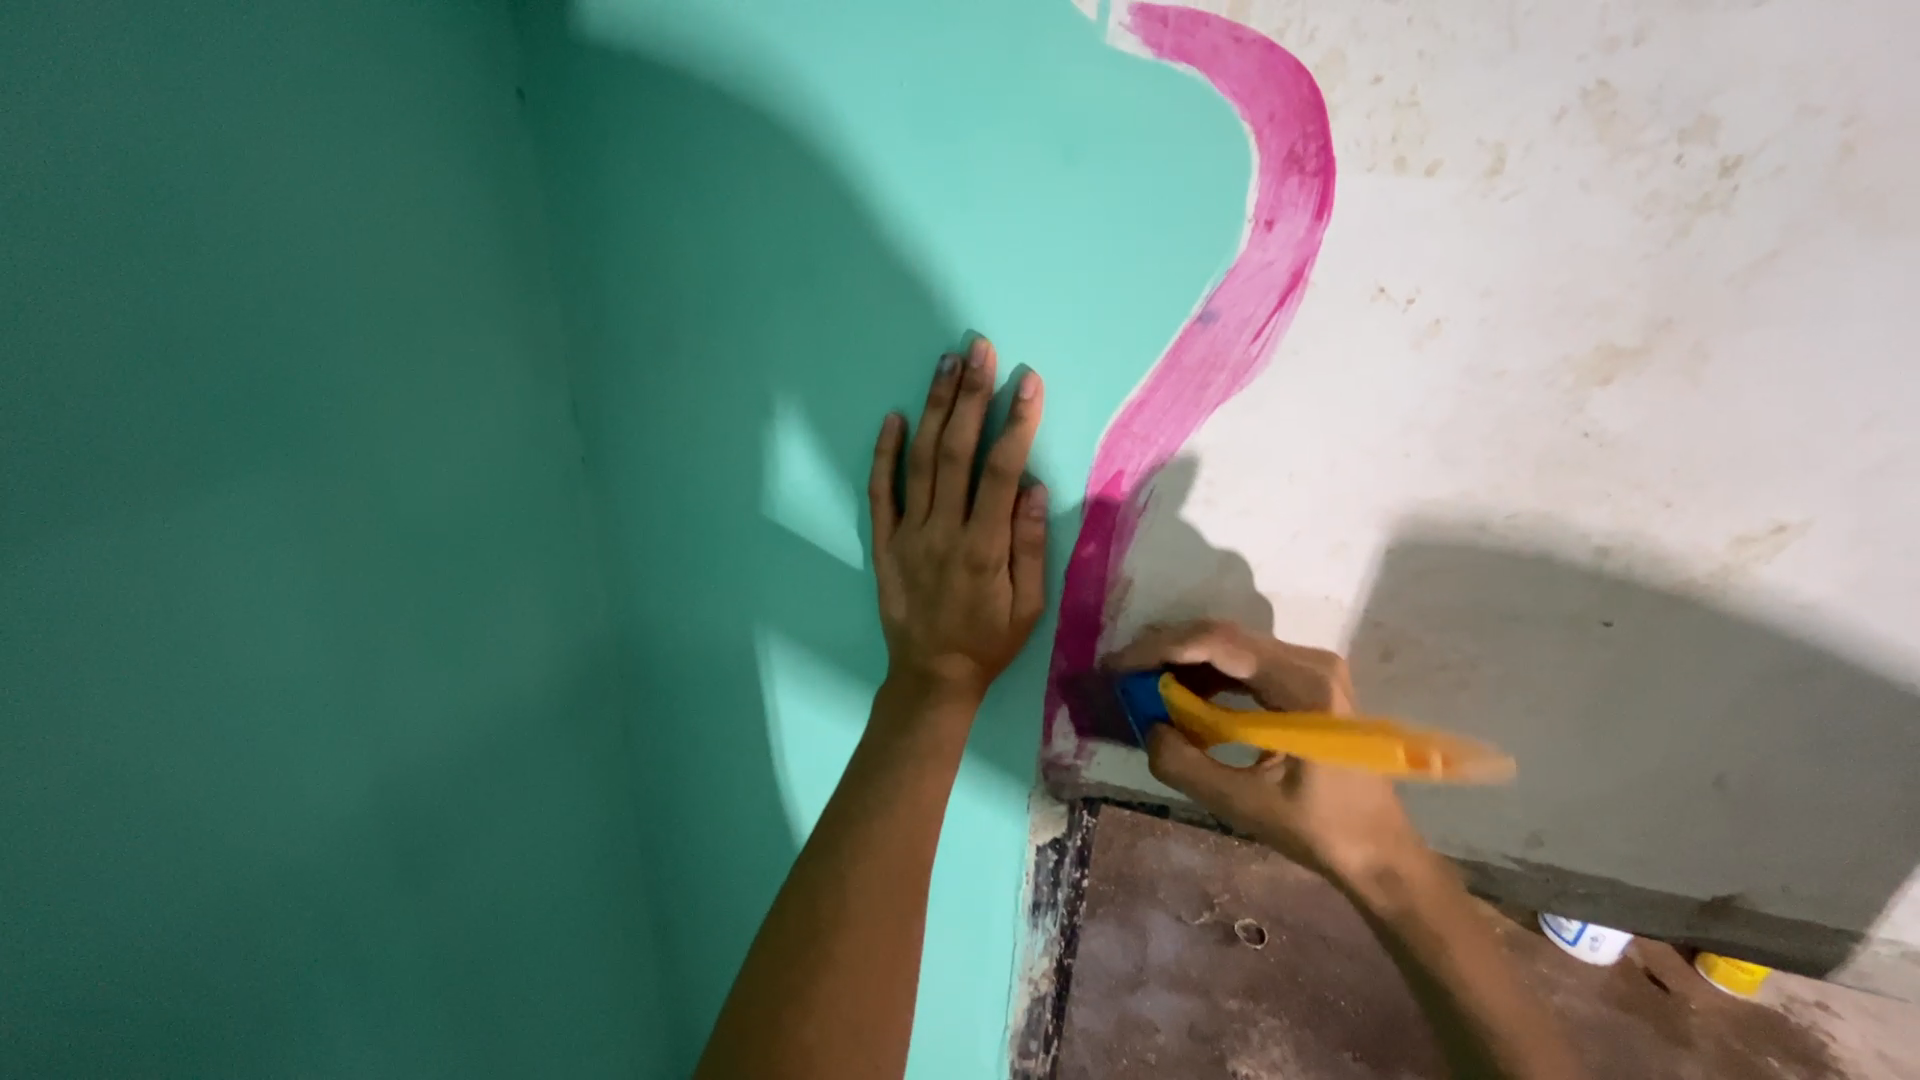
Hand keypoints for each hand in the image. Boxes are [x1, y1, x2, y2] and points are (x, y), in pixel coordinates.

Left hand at [868, 337, 1047, 705]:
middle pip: (956, 452)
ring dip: (934, 410)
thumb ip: (1031, 545)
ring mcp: (909, 534)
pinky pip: (881, 492)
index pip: (1002, 470)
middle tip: (979, 349)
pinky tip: (893, 417)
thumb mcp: (1029, 605)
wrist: (932, 676)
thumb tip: (1034, 486)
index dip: (1016, 422)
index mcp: (986, 546)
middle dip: (970, 397)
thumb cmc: (990, 641)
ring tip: (946, 365)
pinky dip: (884, 454)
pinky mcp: (884, 543)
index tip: (1027, 381)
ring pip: (920, 462)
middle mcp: (944, 531)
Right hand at [1104, 620, 1427, 885]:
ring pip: (1228, 645)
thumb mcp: (1246, 807)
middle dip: (1164, 651)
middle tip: (1119, 674)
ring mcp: (1308, 667)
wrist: (1380, 850)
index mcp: (1305, 687)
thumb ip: (1188, 767)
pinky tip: (1177, 697)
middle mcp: (1310, 662)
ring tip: (1139, 685)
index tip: (1119, 666)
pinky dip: (1203, 675)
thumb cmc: (1322, 831)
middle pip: (1222, 636)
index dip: (1162, 649)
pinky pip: (1241, 663)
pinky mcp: (1302, 679)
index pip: (1221, 644)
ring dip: (1181, 662)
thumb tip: (1149, 729)